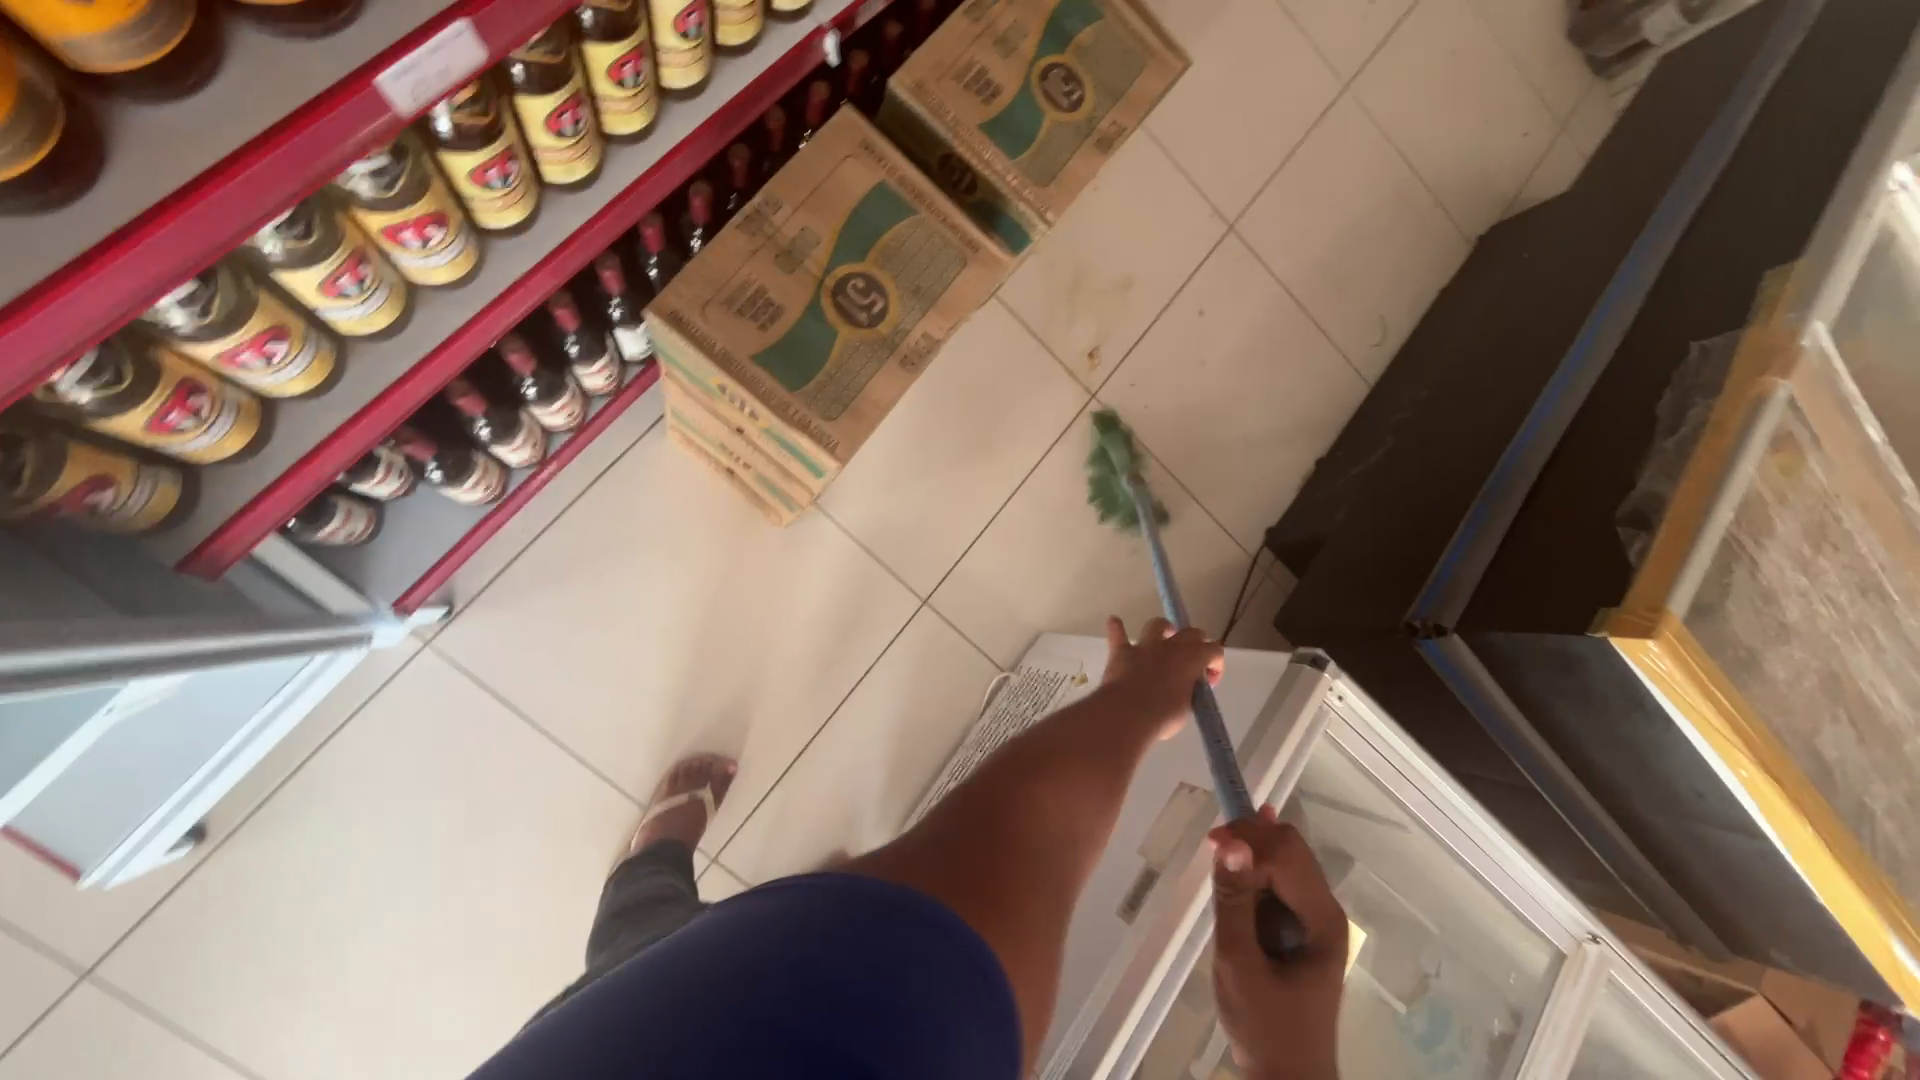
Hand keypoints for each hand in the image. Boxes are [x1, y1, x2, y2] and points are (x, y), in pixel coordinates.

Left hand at [1099, 616, 1224, 739]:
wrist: (1127, 713)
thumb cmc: (1163, 716)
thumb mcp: (1187, 707)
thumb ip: (1188, 691)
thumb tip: (1183, 690)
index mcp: (1192, 659)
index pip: (1214, 651)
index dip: (1216, 664)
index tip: (1210, 681)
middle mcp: (1170, 647)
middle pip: (1191, 633)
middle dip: (1196, 643)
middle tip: (1192, 661)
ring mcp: (1144, 647)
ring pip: (1157, 625)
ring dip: (1163, 628)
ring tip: (1164, 637)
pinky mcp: (1121, 652)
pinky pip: (1118, 634)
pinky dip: (1116, 628)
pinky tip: (1114, 622)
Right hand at [1209, 807, 1346, 1079]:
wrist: (1286, 1076)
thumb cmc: (1264, 1026)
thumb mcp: (1238, 964)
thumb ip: (1233, 901)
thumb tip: (1230, 843)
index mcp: (1321, 919)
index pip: (1286, 853)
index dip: (1249, 839)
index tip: (1209, 845)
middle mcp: (1325, 910)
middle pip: (1291, 848)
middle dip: (1251, 837)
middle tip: (1211, 847)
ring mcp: (1314, 919)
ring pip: (1285, 860)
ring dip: (1253, 850)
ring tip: (1218, 854)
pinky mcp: (1299, 928)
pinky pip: (1279, 882)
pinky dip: (1256, 867)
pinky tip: (1238, 857)